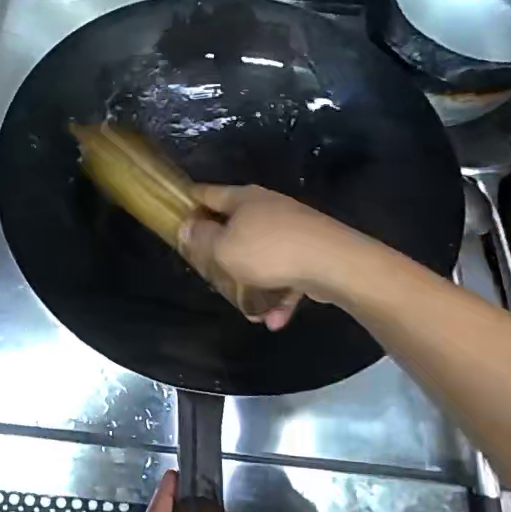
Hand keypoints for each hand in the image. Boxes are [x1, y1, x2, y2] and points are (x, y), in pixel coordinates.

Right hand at [179, 184, 368, 329]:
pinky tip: (274, 318)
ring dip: (252, 285)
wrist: (335, 263)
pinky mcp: (311, 250)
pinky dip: (278, 294)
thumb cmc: (268, 252)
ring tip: (250, 311)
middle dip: (223, 255)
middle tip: (211, 275)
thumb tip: (186, 227)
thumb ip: (200, 239)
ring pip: (261, 257)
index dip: (189, 204)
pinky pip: (285, 273)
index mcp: (243, 199)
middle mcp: (268, 207)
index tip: (175, 218)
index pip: (207, 193)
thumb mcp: (222, 249)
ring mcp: (292, 229)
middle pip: (235, 227)